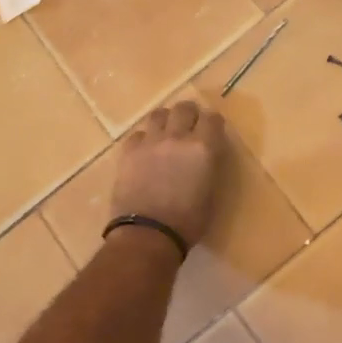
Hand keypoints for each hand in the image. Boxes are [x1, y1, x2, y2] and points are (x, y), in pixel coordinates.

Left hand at [111, 100, 226, 249]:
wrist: (148, 234)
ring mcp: (150, 142)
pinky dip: (144, 139)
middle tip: (190, 126)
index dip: (213, 123)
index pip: (212, 118)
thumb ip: (209, 168)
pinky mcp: (128, 152)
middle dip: (190, 114)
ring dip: (165, 120)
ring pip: (158, 114)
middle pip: (184, 108)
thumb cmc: (188, 222)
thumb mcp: (211, 195)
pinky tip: (145, 152)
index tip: (213, 130)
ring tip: (165, 133)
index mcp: (203, 148)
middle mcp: (177, 137)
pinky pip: (137, 134)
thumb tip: (204, 158)